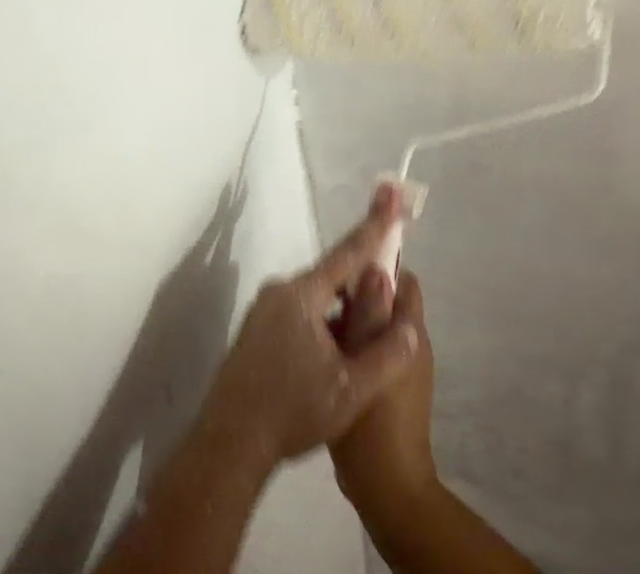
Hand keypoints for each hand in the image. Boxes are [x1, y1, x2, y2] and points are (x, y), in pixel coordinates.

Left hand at [197, 184, 420, 471]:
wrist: (229, 447)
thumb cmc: (292, 412)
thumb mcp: (353, 389)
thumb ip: (388, 352)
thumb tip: (410, 325)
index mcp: (302, 296)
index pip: (348, 253)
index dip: (376, 225)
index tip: (392, 192)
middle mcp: (279, 293)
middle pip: (332, 277)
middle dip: (362, 284)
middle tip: (388, 296)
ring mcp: (262, 312)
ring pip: (316, 300)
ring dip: (342, 312)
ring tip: (361, 346)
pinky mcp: (255, 333)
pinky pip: (299, 314)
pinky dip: (323, 325)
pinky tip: (334, 357)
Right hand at [330, 263, 438, 522]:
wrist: (386, 483)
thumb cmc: (373, 420)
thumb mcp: (363, 358)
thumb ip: (369, 312)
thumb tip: (376, 266)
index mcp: (411, 333)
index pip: (403, 282)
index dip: (377, 269)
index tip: (343, 270)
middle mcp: (412, 345)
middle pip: (386, 305)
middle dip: (358, 297)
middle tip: (320, 302)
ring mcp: (401, 370)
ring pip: (374, 331)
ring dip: (350, 325)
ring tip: (314, 330)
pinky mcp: (388, 391)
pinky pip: (369, 355)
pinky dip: (350, 350)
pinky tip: (321, 361)